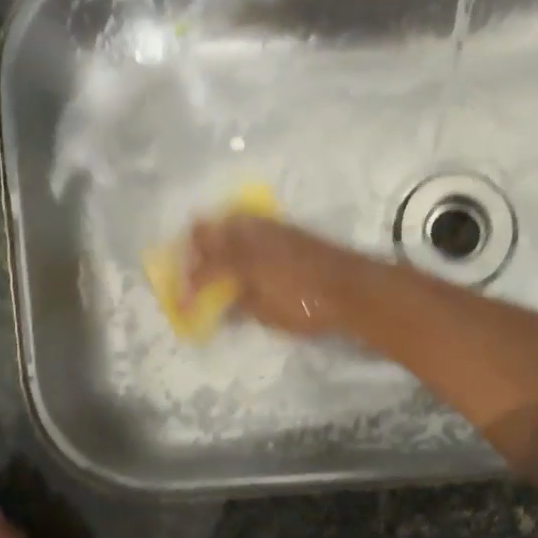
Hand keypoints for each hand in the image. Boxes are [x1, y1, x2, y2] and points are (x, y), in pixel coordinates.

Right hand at [186, 215, 382, 336]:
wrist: (353, 287)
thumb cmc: (309, 307)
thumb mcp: (268, 315)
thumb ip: (239, 306)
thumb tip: (221, 305)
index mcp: (239, 259)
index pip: (201, 270)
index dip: (189, 289)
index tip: (184, 304)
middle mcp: (249, 235)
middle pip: (205, 231)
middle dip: (193, 250)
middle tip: (192, 271)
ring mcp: (269, 227)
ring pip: (228, 221)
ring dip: (216, 238)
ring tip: (215, 260)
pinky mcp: (287, 227)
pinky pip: (251, 223)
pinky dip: (239, 234)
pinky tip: (243, 251)